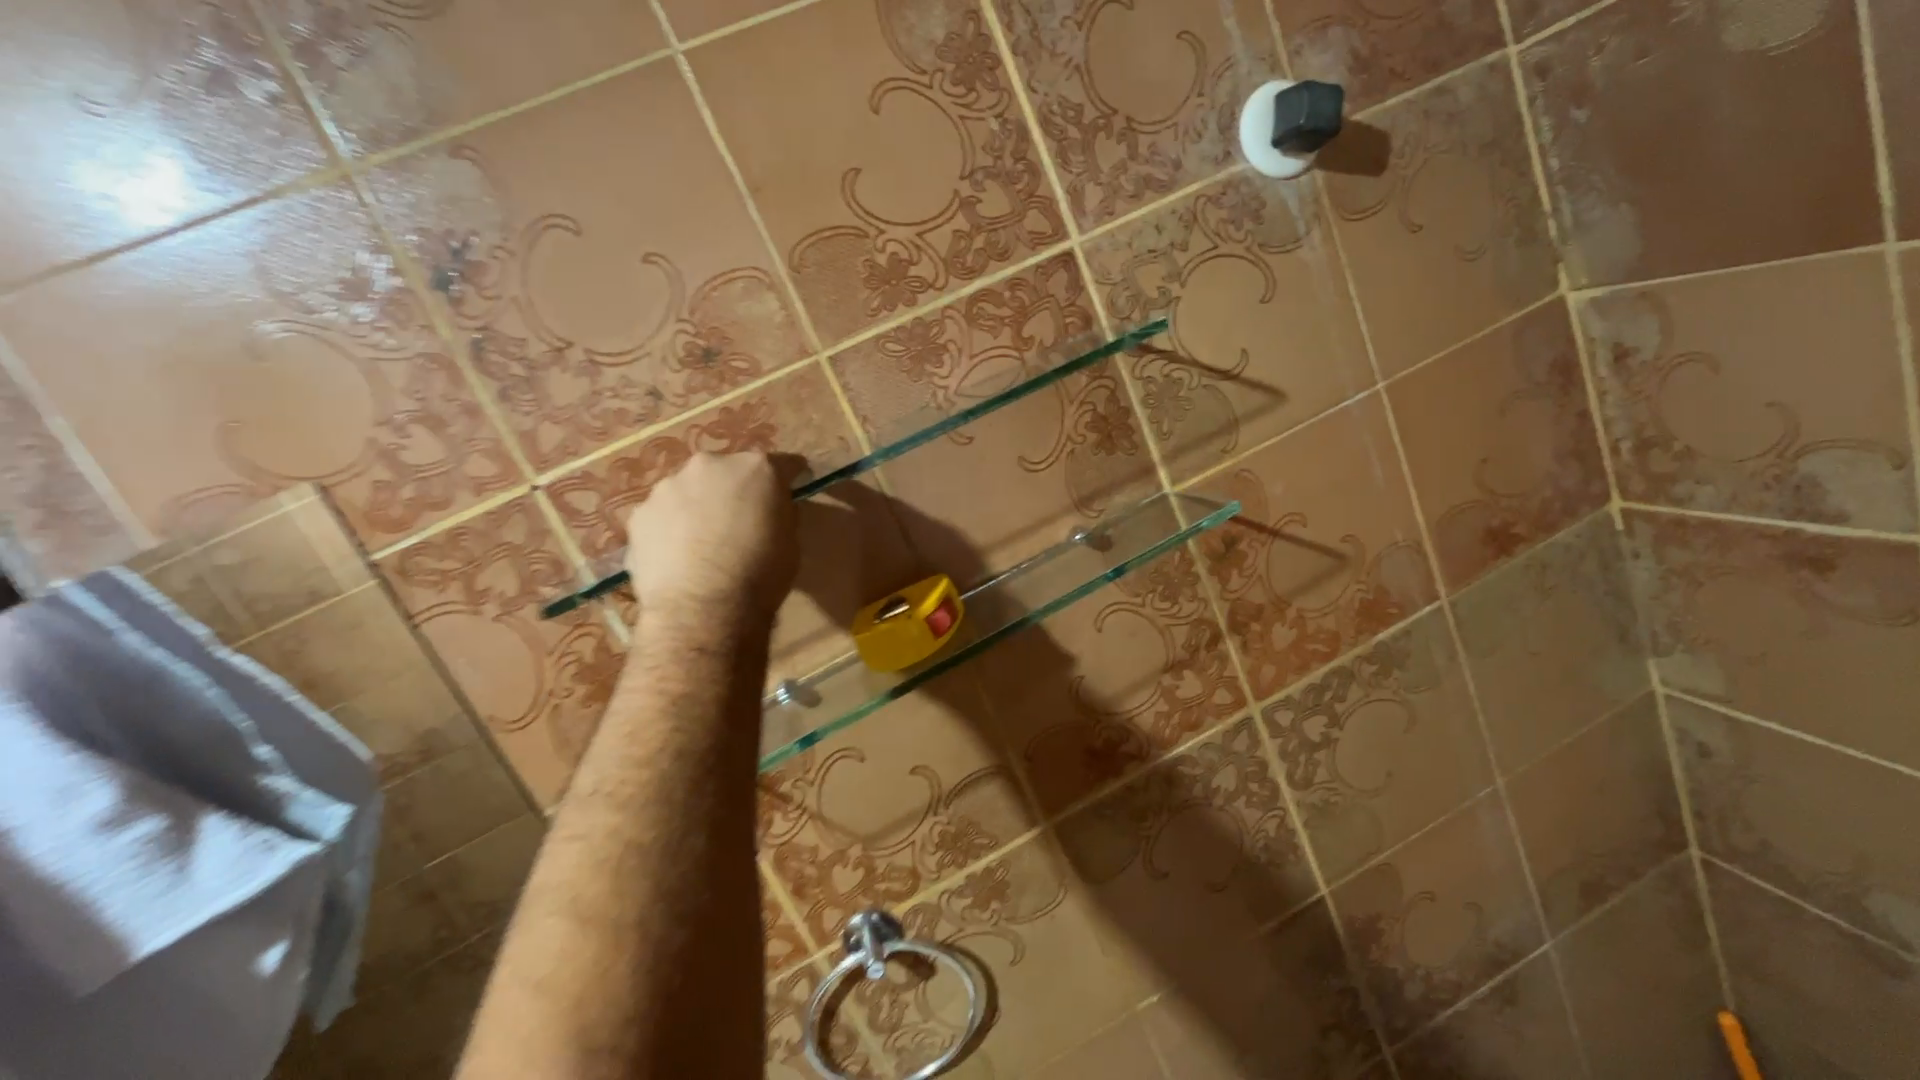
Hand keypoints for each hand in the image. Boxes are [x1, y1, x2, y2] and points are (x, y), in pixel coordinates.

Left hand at [622, 452, 800, 626]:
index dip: (787, 480)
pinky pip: (660, 516)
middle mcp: (710, 465)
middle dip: (731, 491)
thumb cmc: (761, 576)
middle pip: (725, 472)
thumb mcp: (791, 542)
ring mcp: (668, 486)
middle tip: (735, 523)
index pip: (782, 465)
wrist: (704, 609)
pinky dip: (668, 531)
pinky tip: (675, 558)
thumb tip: (770, 510)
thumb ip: (778, 514)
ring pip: (687, 491)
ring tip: (698, 544)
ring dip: (695, 508)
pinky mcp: (640, 513)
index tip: (787, 494)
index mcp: (757, 469)